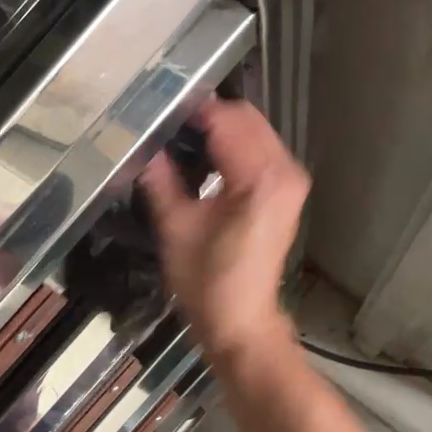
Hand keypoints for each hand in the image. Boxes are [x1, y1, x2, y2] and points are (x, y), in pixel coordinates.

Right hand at [139, 95, 309, 358]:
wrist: (240, 320)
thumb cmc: (207, 281)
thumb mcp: (175, 227)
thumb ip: (160, 179)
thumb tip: (142, 146)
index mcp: (259, 178)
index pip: (226, 120)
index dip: (191, 110)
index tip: (158, 110)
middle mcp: (283, 171)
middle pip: (245, 117)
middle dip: (206, 116)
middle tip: (165, 123)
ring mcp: (289, 181)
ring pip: (253, 130)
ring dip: (218, 129)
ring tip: (178, 138)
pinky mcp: (285, 191)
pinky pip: (258, 149)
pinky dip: (231, 145)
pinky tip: (201, 158)